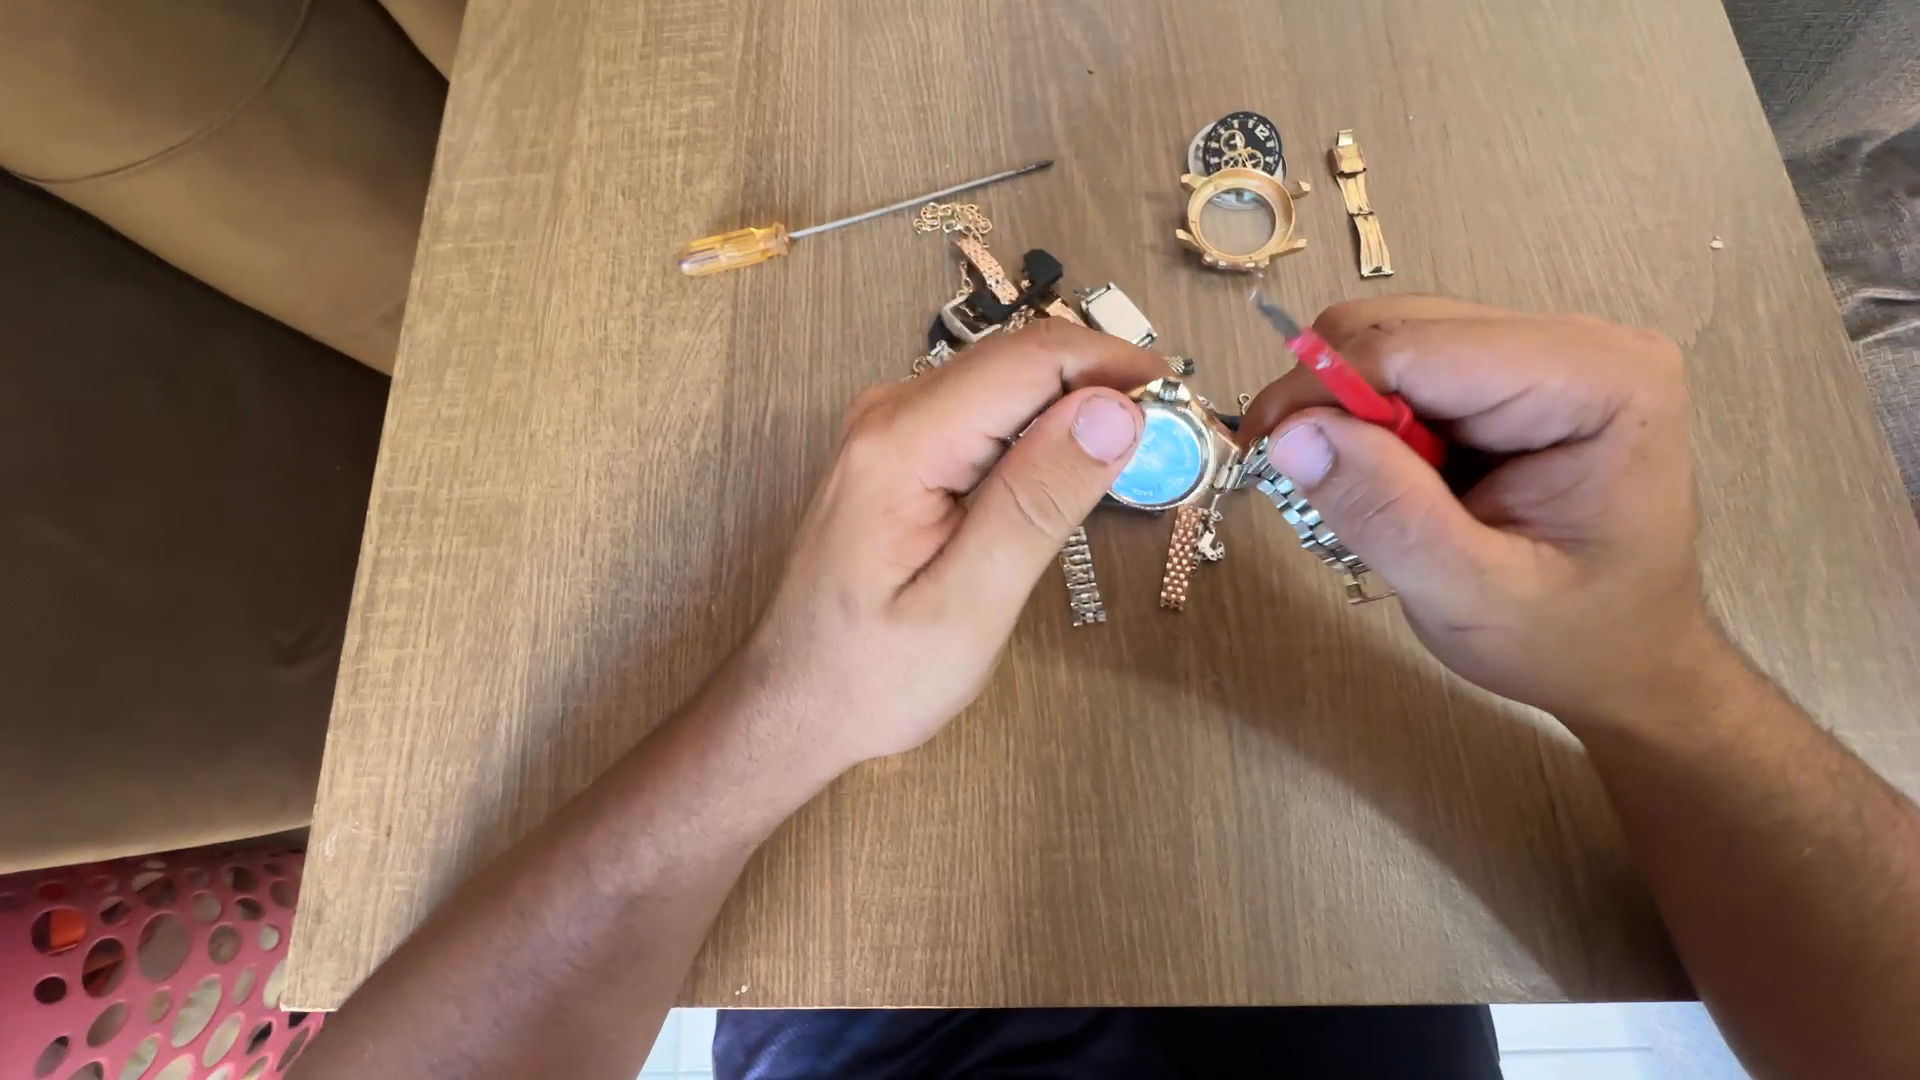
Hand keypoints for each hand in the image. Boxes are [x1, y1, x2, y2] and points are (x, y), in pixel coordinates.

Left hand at [733, 320, 1163, 767]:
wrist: (798, 700)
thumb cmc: (876, 674)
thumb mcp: (968, 604)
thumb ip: (1037, 502)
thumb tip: (1113, 412)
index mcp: (901, 441)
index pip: (1030, 360)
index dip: (1115, 367)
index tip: (1181, 409)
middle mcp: (889, 413)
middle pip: (1018, 363)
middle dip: (1100, 389)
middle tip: (1167, 449)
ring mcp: (890, 429)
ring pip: (1005, 388)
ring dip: (1072, 414)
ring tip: (1125, 470)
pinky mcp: (900, 453)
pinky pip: (983, 418)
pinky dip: (1036, 437)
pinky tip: (1060, 483)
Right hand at [1241, 296, 1711, 722]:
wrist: (1618, 658)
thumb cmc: (1563, 637)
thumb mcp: (1467, 593)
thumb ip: (1385, 512)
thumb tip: (1290, 436)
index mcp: (1596, 383)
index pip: (1418, 347)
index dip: (1324, 389)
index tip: (1263, 451)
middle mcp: (1571, 346)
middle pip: (1396, 328)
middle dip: (1326, 397)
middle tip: (1296, 472)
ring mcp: (1537, 357)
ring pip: (1385, 341)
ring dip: (1338, 409)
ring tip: (1342, 483)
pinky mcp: (1502, 380)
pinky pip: (1396, 369)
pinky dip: (1357, 417)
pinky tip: (1373, 471)